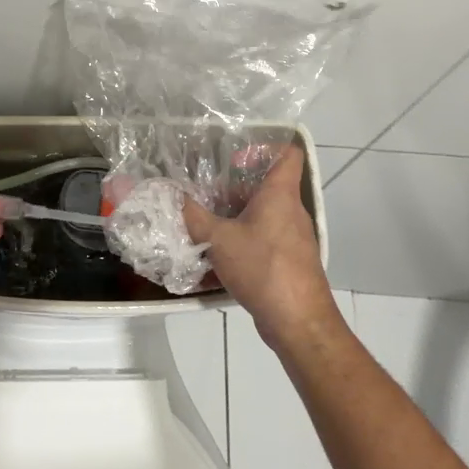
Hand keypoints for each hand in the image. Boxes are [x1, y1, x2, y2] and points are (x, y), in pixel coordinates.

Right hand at [182, 146, 340, 349]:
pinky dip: (239, 245)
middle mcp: (290, 212)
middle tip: (203, 196)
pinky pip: (260, 243)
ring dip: (233, 220)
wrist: (298, 320)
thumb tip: (170, 194)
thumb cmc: (263, 267)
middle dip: (232, 190)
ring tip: (201, 227)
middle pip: (264, 188)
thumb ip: (192, 215)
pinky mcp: (287, 263)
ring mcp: (291, 239)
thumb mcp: (218, 239)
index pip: (287, 155)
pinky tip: (212, 262)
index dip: (264, 148)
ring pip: (260, 218)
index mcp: (279, 195)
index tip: (234, 158)